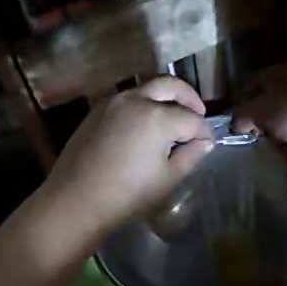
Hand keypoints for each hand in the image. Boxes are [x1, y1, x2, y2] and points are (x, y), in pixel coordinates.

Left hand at [36, 75, 215, 241]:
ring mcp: (113, 102)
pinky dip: (143, 105)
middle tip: (197, 113)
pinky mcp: (97, 111)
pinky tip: (144, 128)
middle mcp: (136, 100)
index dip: (205, 132)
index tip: (210, 143)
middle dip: (189, 97)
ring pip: (146, 89)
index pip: (192, 119)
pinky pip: (127, 99)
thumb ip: (191, 155)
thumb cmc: (128, 194)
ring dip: (164, 98)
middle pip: (170, 85)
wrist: (76, 200)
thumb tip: (204, 141)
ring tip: (171, 121)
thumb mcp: (168, 178)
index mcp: (158, 116)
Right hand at [232, 64, 286, 164]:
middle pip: (272, 107)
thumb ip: (243, 114)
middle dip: (264, 124)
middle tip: (260, 135)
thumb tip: (234, 123)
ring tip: (284, 147)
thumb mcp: (264, 109)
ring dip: (280, 140)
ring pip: (286, 128)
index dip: (246, 98)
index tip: (237, 119)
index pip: (260, 80)